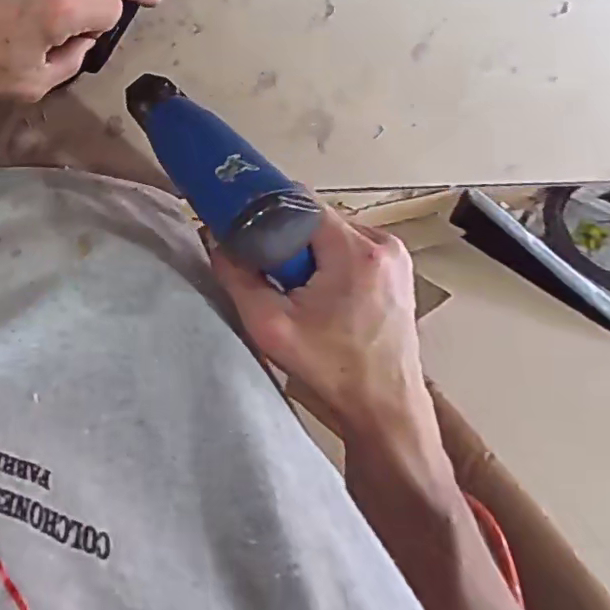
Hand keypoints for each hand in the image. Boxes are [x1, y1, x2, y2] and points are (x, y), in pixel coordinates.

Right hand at [208, 210, 427, 430]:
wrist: (386, 409)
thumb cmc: (333, 370)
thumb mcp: (270, 325)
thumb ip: (236, 277)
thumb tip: (214, 240)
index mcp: (357, 250)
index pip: (300, 200)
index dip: (267, 210)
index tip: (244, 227)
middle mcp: (382, 244)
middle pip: (315, 215)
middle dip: (286, 237)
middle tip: (271, 272)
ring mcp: (394, 256)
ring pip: (330, 230)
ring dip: (306, 249)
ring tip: (294, 286)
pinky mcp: (395, 270)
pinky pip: (348, 245)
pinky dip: (326, 259)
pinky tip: (318, 292)